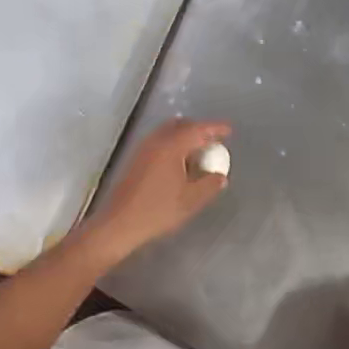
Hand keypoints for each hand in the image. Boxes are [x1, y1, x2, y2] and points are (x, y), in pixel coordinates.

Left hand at [85, 119, 229, 260]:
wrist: (119, 223)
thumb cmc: (157, 211)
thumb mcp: (191, 200)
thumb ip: (210, 185)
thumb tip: (219, 176)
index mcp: (171, 147)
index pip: (198, 130)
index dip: (215, 128)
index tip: (229, 130)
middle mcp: (156, 142)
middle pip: (180, 125)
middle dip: (198, 129)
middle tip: (213, 140)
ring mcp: (143, 149)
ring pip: (167, 133)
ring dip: (184, 137)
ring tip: (198, 152)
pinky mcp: (135, 160)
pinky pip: (159, 142)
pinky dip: (173, 145)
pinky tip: (179, 163)